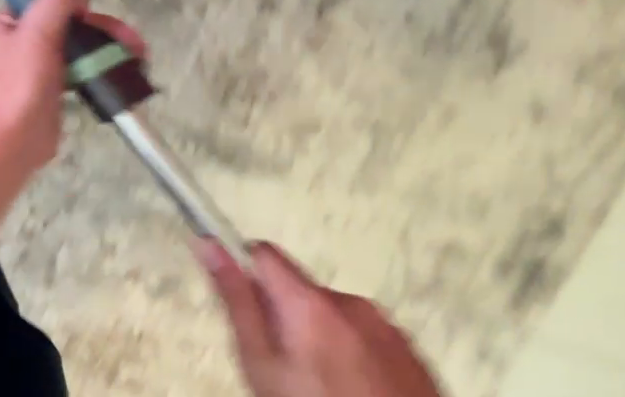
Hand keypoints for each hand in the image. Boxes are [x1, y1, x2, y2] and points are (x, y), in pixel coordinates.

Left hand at [0, 0, 146, 171]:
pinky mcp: (54, 85)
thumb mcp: (34, 33)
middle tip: (134, 44)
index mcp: (9, 19)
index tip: (93, 22)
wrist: (13, 141)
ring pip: (79, 44)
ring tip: (139, 56)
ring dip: (109, 47)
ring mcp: (38, 61)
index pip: (48, 0)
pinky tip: (126, 73)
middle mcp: (22, 36)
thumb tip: (76, 1)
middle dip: (104, 30)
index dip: (75, 7)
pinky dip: (102, 67)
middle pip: (69, 23)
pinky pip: (82, 67)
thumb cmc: (20, 84)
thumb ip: (54, 3)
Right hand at [198, 241, 445, 396]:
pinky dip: (357, 355)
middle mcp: (352, 303)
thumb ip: (236, 300)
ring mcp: (391, 331)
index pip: (263, 252)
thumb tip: (207, 242)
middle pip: (300, 289)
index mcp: (309, 301)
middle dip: (286, 315)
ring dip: (322, 336)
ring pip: (335, 315)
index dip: (247, 273)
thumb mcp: (260, 364)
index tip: (249, 309)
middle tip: (285, 366)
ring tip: (325, 387)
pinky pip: (370, 338)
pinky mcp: (417, 358)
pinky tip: (357, 393)